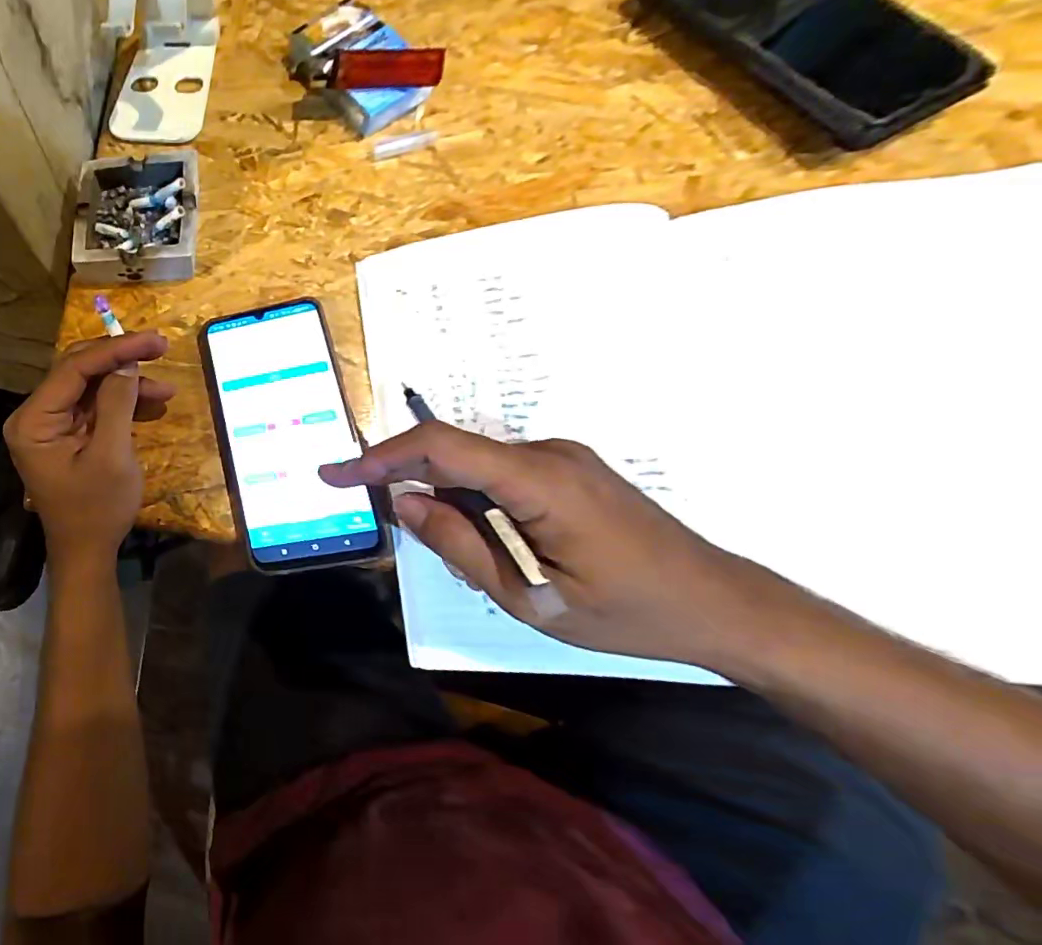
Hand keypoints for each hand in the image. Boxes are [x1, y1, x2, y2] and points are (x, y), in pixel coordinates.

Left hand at [4, 333, 173, 562]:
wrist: (86, 553)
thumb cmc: (96, 510)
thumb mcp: (111, 456)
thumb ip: (116, 404)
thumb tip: (126, 365)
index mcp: (33, 421)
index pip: (72, 369)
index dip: (114, 350)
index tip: (154, 341)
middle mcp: (34, 416)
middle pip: (78, 371)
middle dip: (121, 360)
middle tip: (161, 349)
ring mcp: (49, 425)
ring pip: (89, 386)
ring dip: (127, 384)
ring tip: (165, 391)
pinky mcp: (66, 434)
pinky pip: (93, 407)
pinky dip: (122, 403)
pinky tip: (153, 406)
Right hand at [319, 421, 816, 671]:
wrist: (725, 606)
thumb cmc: (629, 613)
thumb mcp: (530, 596)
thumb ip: (459, 545)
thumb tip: (404, 502)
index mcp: (540, 481)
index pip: (440, 448)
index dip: (380, 455)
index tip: (336, 472)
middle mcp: (548, 454)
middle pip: (451, 449)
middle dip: (399, 470)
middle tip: (363, 501)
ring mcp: (561, 457)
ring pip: (473, 460)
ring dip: (436, 487)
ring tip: (431, 534)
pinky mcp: (568, 469)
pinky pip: (498, 469)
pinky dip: (466, 491)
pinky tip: (471, 528)